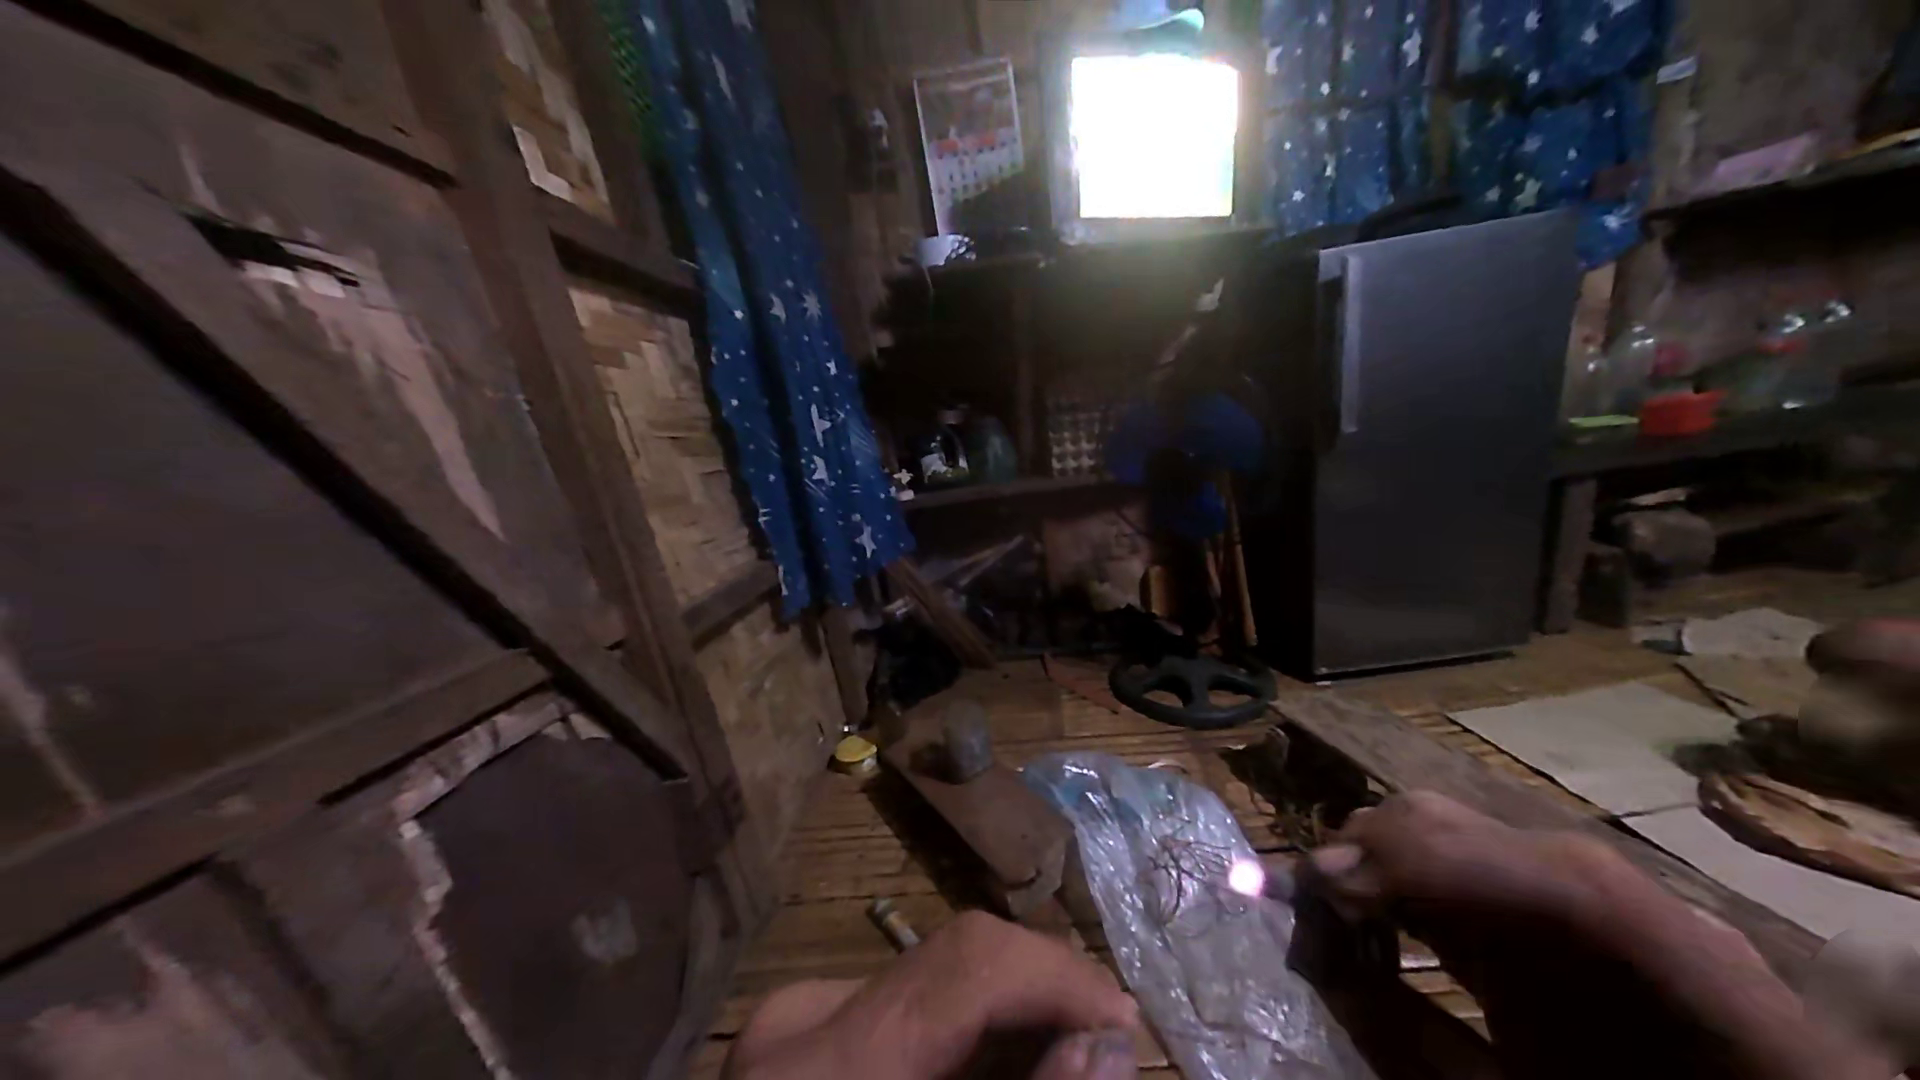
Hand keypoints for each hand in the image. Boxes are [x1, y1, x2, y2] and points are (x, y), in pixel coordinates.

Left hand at [725, 910, 1139, 1079]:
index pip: (966, 964)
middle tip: (1103, 1042)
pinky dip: (961, 1029)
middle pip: (954, 959)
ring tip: (1058, 1050)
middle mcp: (804, 1017)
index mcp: (827, 1068)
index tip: (1123, 1023)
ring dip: (1006, 1011)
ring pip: (932, 978)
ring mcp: (793, 1018)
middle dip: (1042, 992)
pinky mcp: (796, 1029)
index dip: (1057, 977)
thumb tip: (1111, 1044)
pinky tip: (992, 1064)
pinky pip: (901, 1003)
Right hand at [1306, 792, 1895, 1079]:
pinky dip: (1412, 875)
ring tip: (1355, 934)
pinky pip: (1462, 846)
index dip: (1339, 874)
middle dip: (1347, 869)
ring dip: (1374, 867)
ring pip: (1430, 822)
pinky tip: (1402, 925)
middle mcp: (1568, 855)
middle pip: (1414, 820)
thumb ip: (1401, 1031)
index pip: (1416, 842)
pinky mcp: (1570, 870)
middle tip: (1317, 941)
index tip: (1293, 933)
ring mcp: (1573, 855)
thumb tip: (1313, 960)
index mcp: (1576, 906)